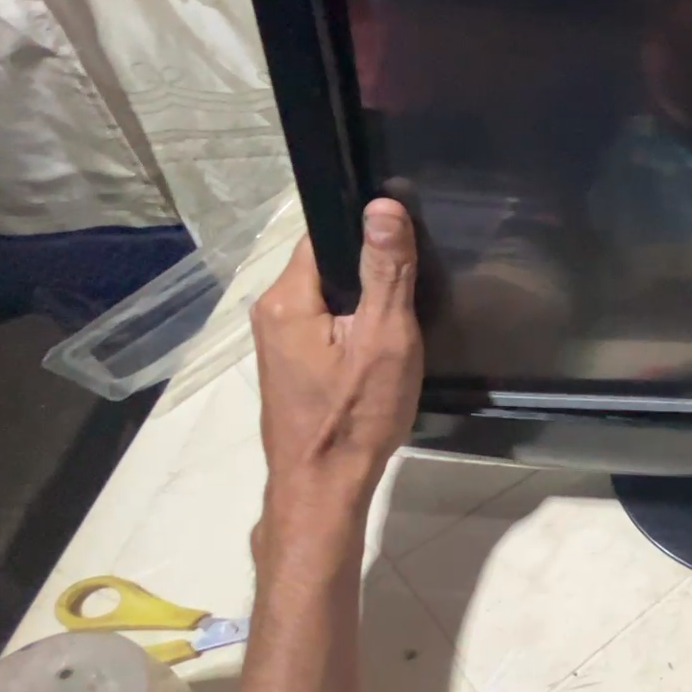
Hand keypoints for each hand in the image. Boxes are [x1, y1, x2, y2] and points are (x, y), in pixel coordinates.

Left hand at [251, 199, 423, 571]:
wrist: (324, 484)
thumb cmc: (357, 412)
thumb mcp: (385, 338)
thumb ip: (386, 273)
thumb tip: (383, 207)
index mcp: (288, 297)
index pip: (326, 235)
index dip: (368, 231)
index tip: (410, 240)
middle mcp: (272, 311)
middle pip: (327, 266)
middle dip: (371, 268)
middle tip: (420, 281)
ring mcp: (278, 340)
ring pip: (329, 297)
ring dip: (365, 299)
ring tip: (408, 312)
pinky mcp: (291, 364)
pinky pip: (326, 322)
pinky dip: (355, 324)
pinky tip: (383, 343)